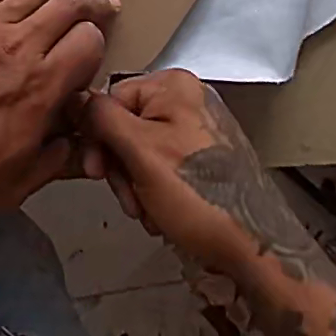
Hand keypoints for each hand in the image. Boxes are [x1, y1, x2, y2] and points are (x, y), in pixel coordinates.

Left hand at [0, 0, 120, 212]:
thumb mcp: (14, 182)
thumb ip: (59, 160)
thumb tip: (88, 146)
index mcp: (39, 89)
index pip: (88, 45)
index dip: (97, 45)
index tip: (92, 54)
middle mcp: (20, 49)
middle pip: (70, 8)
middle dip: (94, 1)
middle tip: (107, 1)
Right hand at [79, 69, 308, 276]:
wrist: (260, 250)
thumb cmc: (200, 196)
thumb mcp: (139, 151)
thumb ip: (101, 117)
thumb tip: (75, 98)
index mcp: (173, 85)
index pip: (110, 100)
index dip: (98, 138)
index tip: (97, 172)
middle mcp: (188, 98)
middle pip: (124, 126)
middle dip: (120, 167)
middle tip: (131, 200)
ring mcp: (199, 128)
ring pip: (140, 150)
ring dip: (135, 184)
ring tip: (150, 212)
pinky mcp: (207, 156)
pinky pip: (163, 164)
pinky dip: (155, 189)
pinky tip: (164, 213)